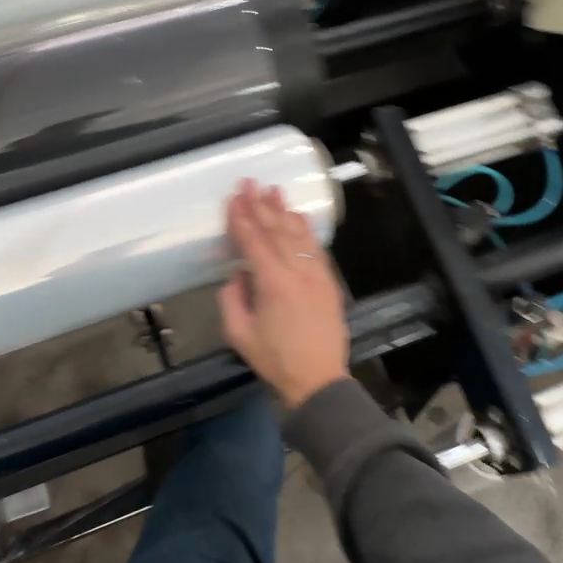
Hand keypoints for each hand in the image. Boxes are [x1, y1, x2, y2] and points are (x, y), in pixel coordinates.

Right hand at [219, 179, 348, 409]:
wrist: (318, 381)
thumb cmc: (275, 361)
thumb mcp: (240, 335)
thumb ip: (232, 299)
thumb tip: (236, 275)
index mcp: (273, 284)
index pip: (254, 241)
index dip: (242, 218)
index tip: (233, 198)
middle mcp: (298, 273)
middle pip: (278, 231)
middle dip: (262, 205)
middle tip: (251, 182)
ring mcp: (318, 276)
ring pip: (300, 236)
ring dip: (285, 212)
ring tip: (275, 191)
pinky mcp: (330, 284)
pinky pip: (317, 249)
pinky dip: (307, 231)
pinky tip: (299, 218)